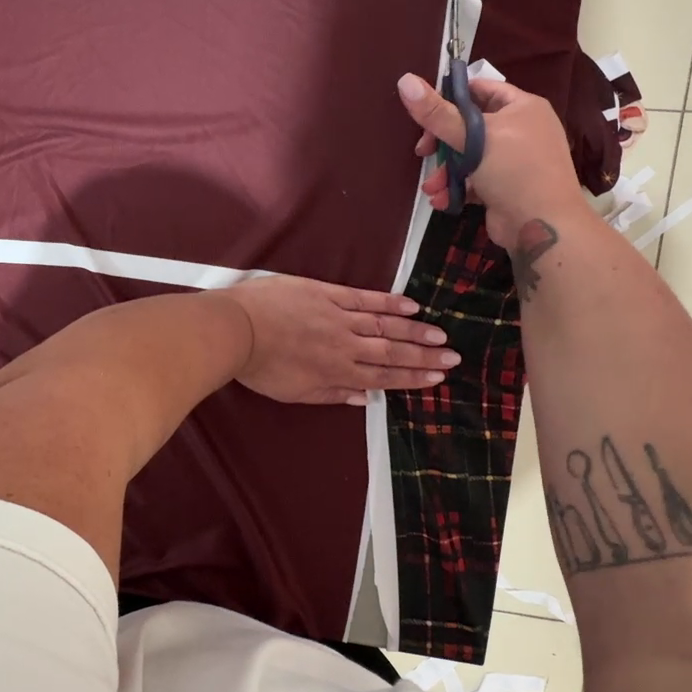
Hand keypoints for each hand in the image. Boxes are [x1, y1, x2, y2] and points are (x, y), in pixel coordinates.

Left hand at [217, 276, 459, 405]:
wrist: (237, 328)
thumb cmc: (259, 366)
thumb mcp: (293, 393)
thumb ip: (331, 394)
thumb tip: (365, 398)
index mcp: (337, 372)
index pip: (383, 377)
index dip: (412, 378)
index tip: (438, 377)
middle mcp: (346, 346)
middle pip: (391, 352)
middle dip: (424, 356)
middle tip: (454, 356)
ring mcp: (338, 317)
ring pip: (384, 324)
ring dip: (413, 330)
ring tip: (440, 334)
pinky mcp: (326, 293)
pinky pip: (364, 298)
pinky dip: (388, 301)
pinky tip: (410, 304)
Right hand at [396, 72, 588, 248]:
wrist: (543, 226)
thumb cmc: (514, 170)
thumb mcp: (473, 137)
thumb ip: (437, 113)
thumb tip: (404, 80)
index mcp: (522, 107)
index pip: (480, 89)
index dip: (450, 98)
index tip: (425, 114)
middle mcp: (520, 129)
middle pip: (469, 125)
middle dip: (442, 143)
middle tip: (423, 153)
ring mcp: (514, 160)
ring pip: (468, 156)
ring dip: (445, 171)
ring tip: (431, 187)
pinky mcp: (505, 186)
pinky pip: (474, 179)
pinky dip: (457, 187)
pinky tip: (443, 199)